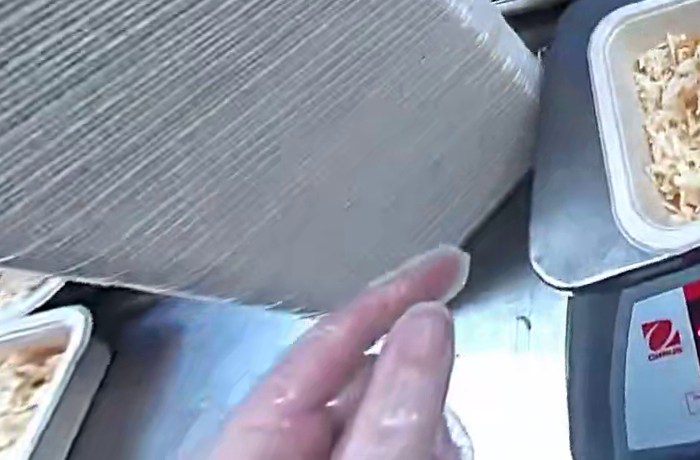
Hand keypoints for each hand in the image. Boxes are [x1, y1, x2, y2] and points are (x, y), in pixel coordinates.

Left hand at [209, 247, 469, 459]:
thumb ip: (394, 401)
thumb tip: (429, 313)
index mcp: (248, 441)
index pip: (330, 335)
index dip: (395, 288)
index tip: (448, 260)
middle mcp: (272, 447)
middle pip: (367, 373)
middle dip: (423, 375)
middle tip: (451, 395)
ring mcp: (307, 458)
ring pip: (388, 405)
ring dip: (430, 416)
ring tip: (441, 448)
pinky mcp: (344, 459)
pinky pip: (395, 432)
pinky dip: (426, 436)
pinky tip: (437, 452)